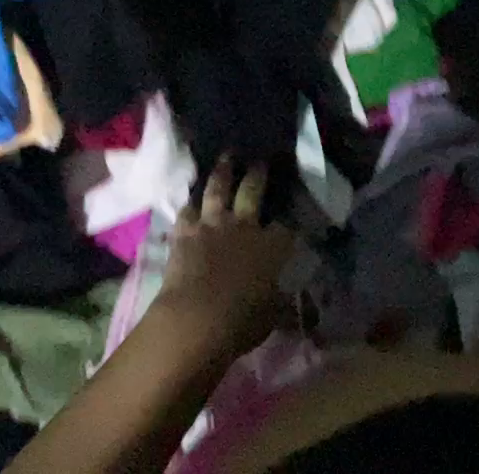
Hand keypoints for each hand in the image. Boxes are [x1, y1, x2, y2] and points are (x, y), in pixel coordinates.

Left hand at [151, 156, 296, 356]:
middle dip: (258, 174)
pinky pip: (187, 209)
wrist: (195, 317)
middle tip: (260, 162)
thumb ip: (280, 304)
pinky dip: (190, 202)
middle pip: (253, 191)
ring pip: (218, 188)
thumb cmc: (240, 322)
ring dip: (223, 171)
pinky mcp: (185, 231)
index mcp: (270, 247)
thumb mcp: (270, 317)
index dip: (290, 219)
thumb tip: (289, 303)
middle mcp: (243, 226)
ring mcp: (212, 224)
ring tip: (227, 156)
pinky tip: (191, 195)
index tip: (293, 214)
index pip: (286, 226)